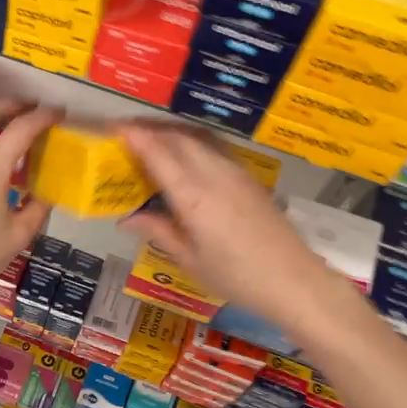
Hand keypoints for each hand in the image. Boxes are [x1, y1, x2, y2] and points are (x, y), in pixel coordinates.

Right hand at [117, 122, 345, 329]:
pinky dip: (192, 143)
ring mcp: (236, 172)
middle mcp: (214, 175)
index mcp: (194, 197)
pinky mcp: (249, 177)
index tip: (114, 128)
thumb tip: (128, 218)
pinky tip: (184, 156)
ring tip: (151, 138)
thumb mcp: (190, 260)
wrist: (292, 279)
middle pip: (179, 138)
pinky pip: (214, 149)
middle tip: (127, 132)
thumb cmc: (236, 277)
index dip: (135, 137)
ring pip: (199, 139)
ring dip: (172, 133)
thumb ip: (159, 231)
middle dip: (151, 129)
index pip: (159, 154)